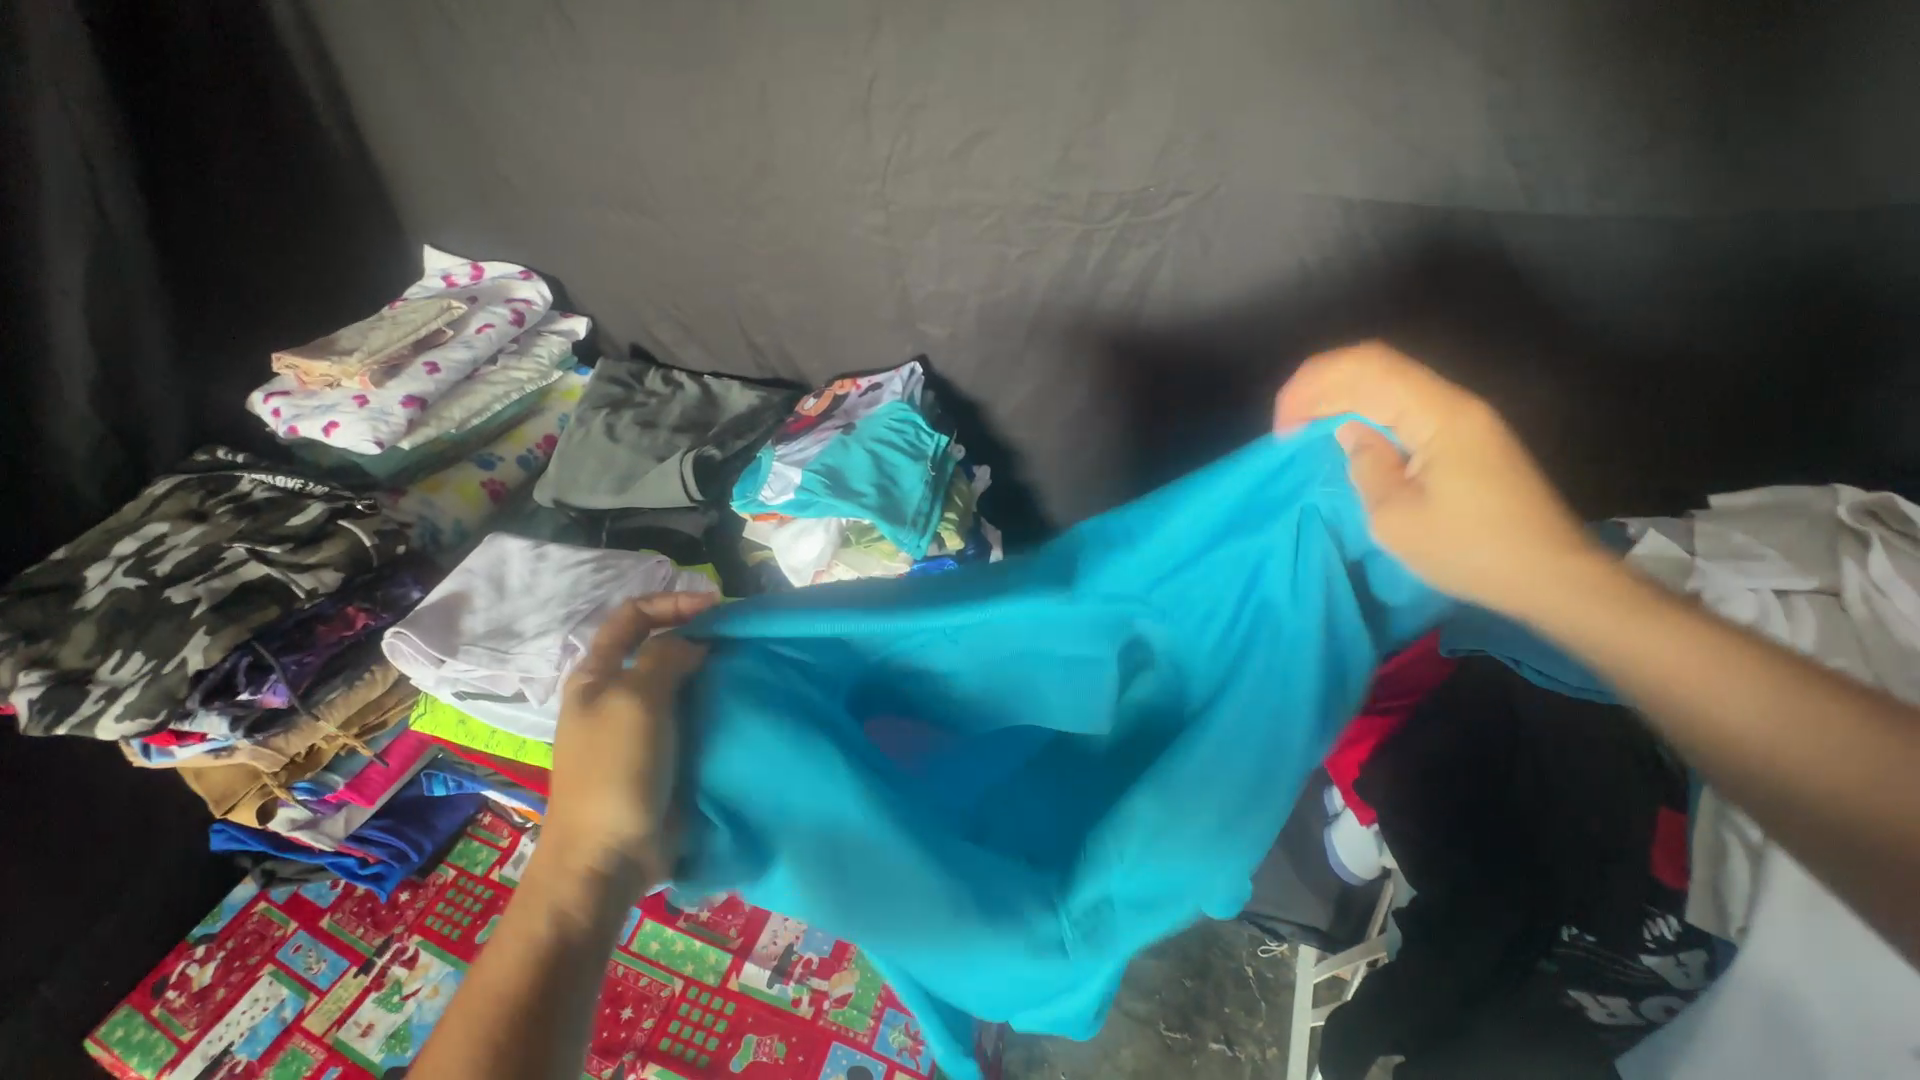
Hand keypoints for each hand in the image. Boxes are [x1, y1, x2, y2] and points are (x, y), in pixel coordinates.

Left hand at [542, 592, 718, 887]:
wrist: (610, 855)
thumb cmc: (614, 769)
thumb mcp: (635, 699)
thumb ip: (665, 657)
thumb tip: (694, 645)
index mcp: (597, 675)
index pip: (632, 617)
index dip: (672, 602)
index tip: (717, 606)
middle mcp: (617, 696)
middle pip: (659, 648)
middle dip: (698, 635)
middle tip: (741, 638)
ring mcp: (642, 729)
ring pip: (682, 683)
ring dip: (712, 672)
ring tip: (749, 668)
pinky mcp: (667, 757)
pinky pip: (695, 719)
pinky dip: (717, 707)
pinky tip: (742, 706)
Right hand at [1275, 341, 1605, 617]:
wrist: (1553, 576)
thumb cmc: (1472, 552)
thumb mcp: (1397, 519)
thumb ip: (1366, 466)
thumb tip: (1350, 433)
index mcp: (1438, 415)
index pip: (1364, 368)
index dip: (1311, 387)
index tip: (1282, 431)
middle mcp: (1453, 402)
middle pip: (1376, 365)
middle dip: (1321, 386)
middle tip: (1286, 427)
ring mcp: (1465, 418)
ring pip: (1391, 382)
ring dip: (1342, 397)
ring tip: (1307, 430)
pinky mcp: (1468, 437)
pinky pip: (1406, 406)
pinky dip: (1367, 412)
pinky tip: (1349, 436)